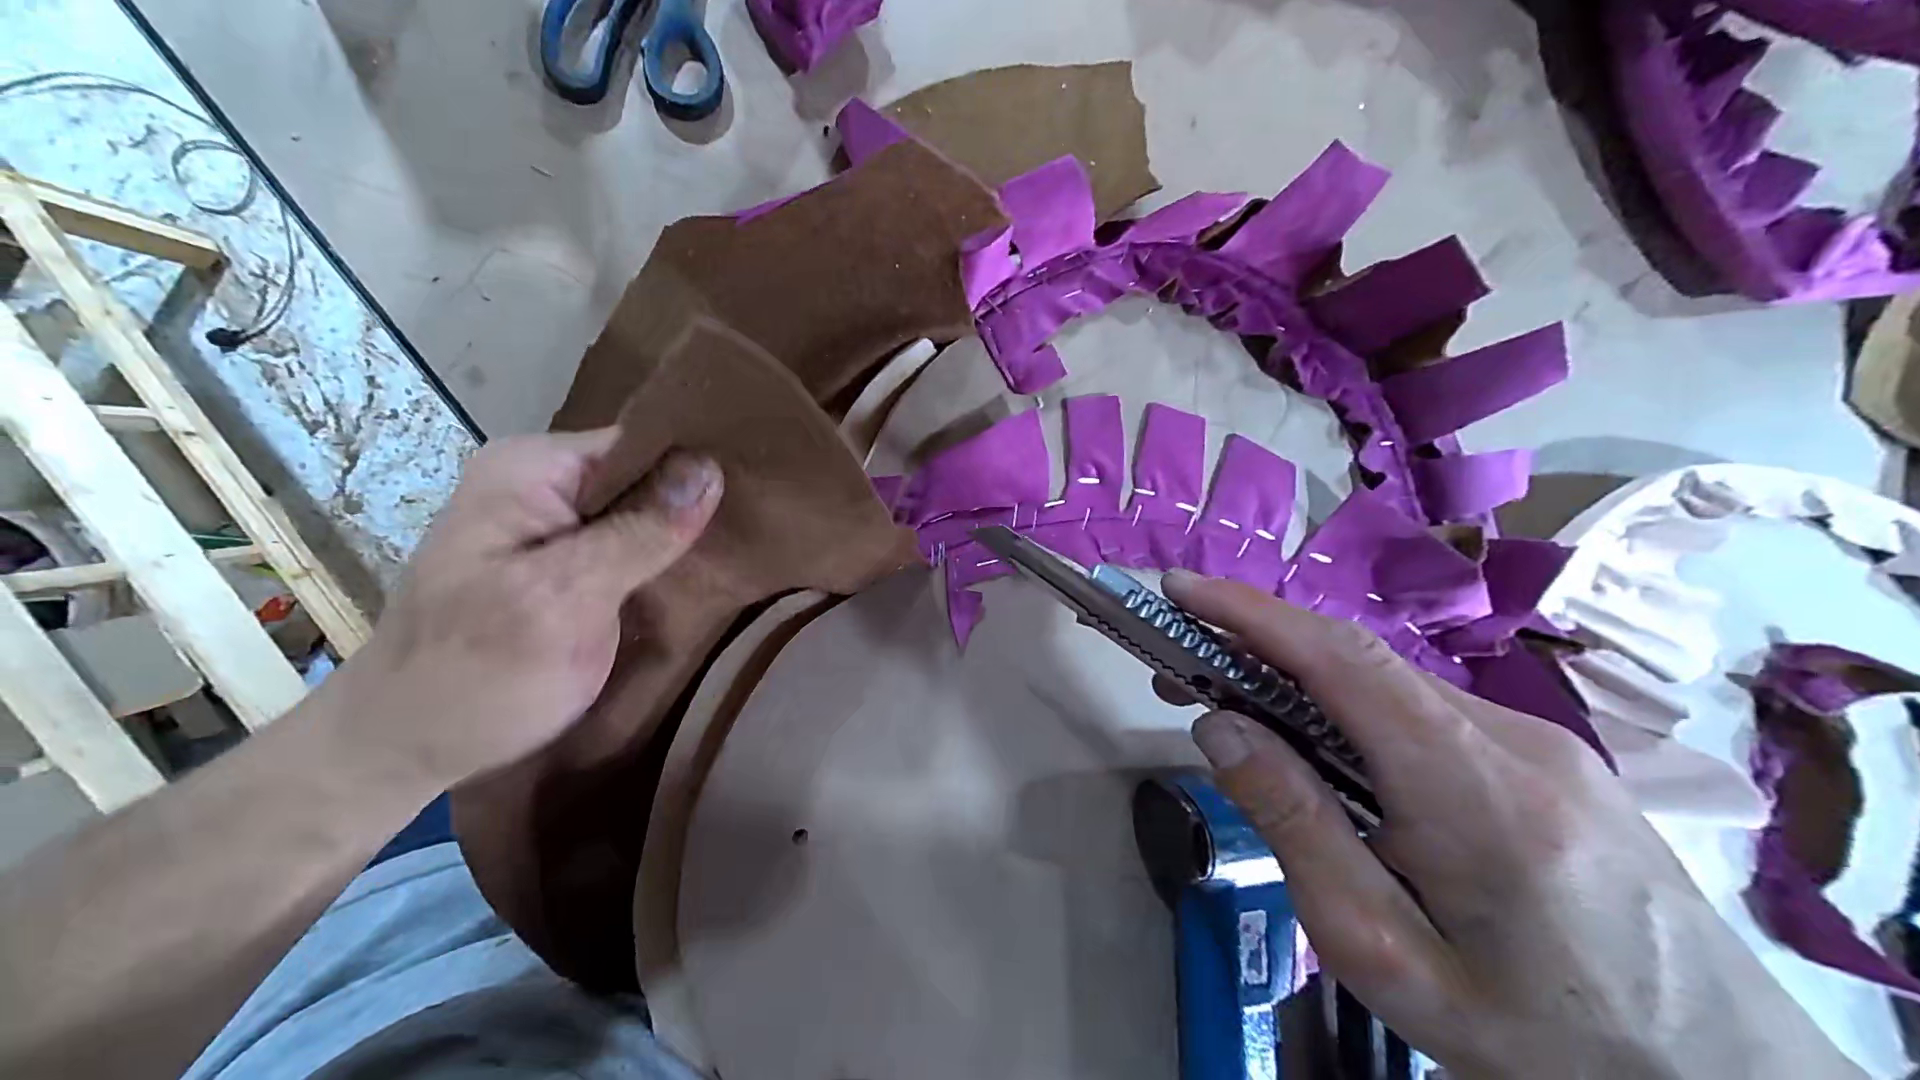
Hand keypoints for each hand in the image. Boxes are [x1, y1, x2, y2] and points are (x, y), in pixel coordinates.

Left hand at [315, 431, 721, 792]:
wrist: (407, 748)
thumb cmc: (474, 674)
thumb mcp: (560, 599)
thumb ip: (637, 533)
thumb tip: (711, 467)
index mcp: (532, 470)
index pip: (640, 442)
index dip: (697, 463)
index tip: (760, 488)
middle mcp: (547, 486)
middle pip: (649, 476)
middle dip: (701, 501)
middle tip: (763, 527)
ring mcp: (561, 528)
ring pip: (650, 514)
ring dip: (692, 535)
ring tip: (753, 548)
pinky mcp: (575, 568)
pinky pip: (639, 548)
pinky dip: (674, 562)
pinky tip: (715, 572)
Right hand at [1159, 570, 1862, 1079]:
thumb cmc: (1536, 1039)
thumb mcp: (1383, 953)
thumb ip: (1295, 829)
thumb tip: (1220, 726)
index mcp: (1477, 791)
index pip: (1343, 660)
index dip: (1252, 612)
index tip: (1179, 588)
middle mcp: (1516, 741)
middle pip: (1360, 665)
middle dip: (1258, 650)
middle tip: (1181, 670)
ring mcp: (1543, 745)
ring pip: (1390, 688)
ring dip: (1302, 685)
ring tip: (1236, 715)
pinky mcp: (1551, 761)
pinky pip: (1423, 713)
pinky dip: (1351, 712)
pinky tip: (1326, 756)